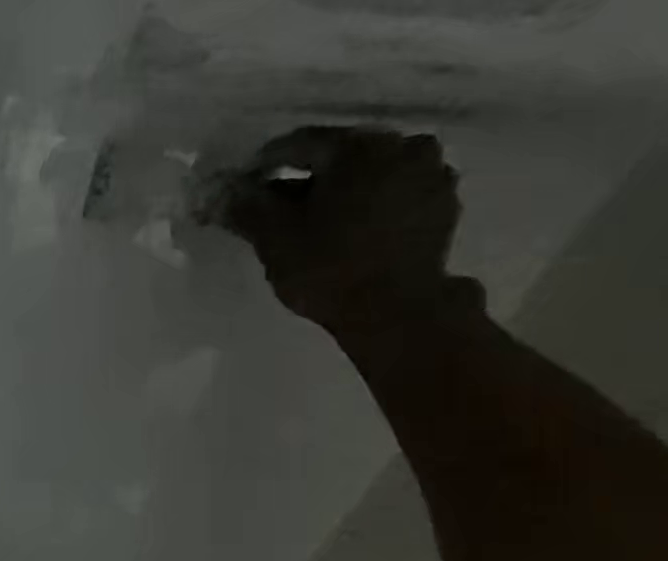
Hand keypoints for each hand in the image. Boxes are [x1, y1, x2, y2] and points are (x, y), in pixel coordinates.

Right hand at [219, 125, 467, 329]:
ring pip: (371, 174)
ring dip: (341, 191)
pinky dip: (370, 205)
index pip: (299, 144)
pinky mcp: (443, 203)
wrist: (395, 309)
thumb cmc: (327, 268)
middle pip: (339, 156)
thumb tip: (224, 193)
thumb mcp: (274, 240)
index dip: (264, 164)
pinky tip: (352, 230)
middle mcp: (402, 144)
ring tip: (317, 221)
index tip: (243, 185)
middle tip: (278, 207)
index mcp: (357, 146)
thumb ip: (248, 209)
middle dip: (305, 179)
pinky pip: (396, 193)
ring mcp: (431, 172)